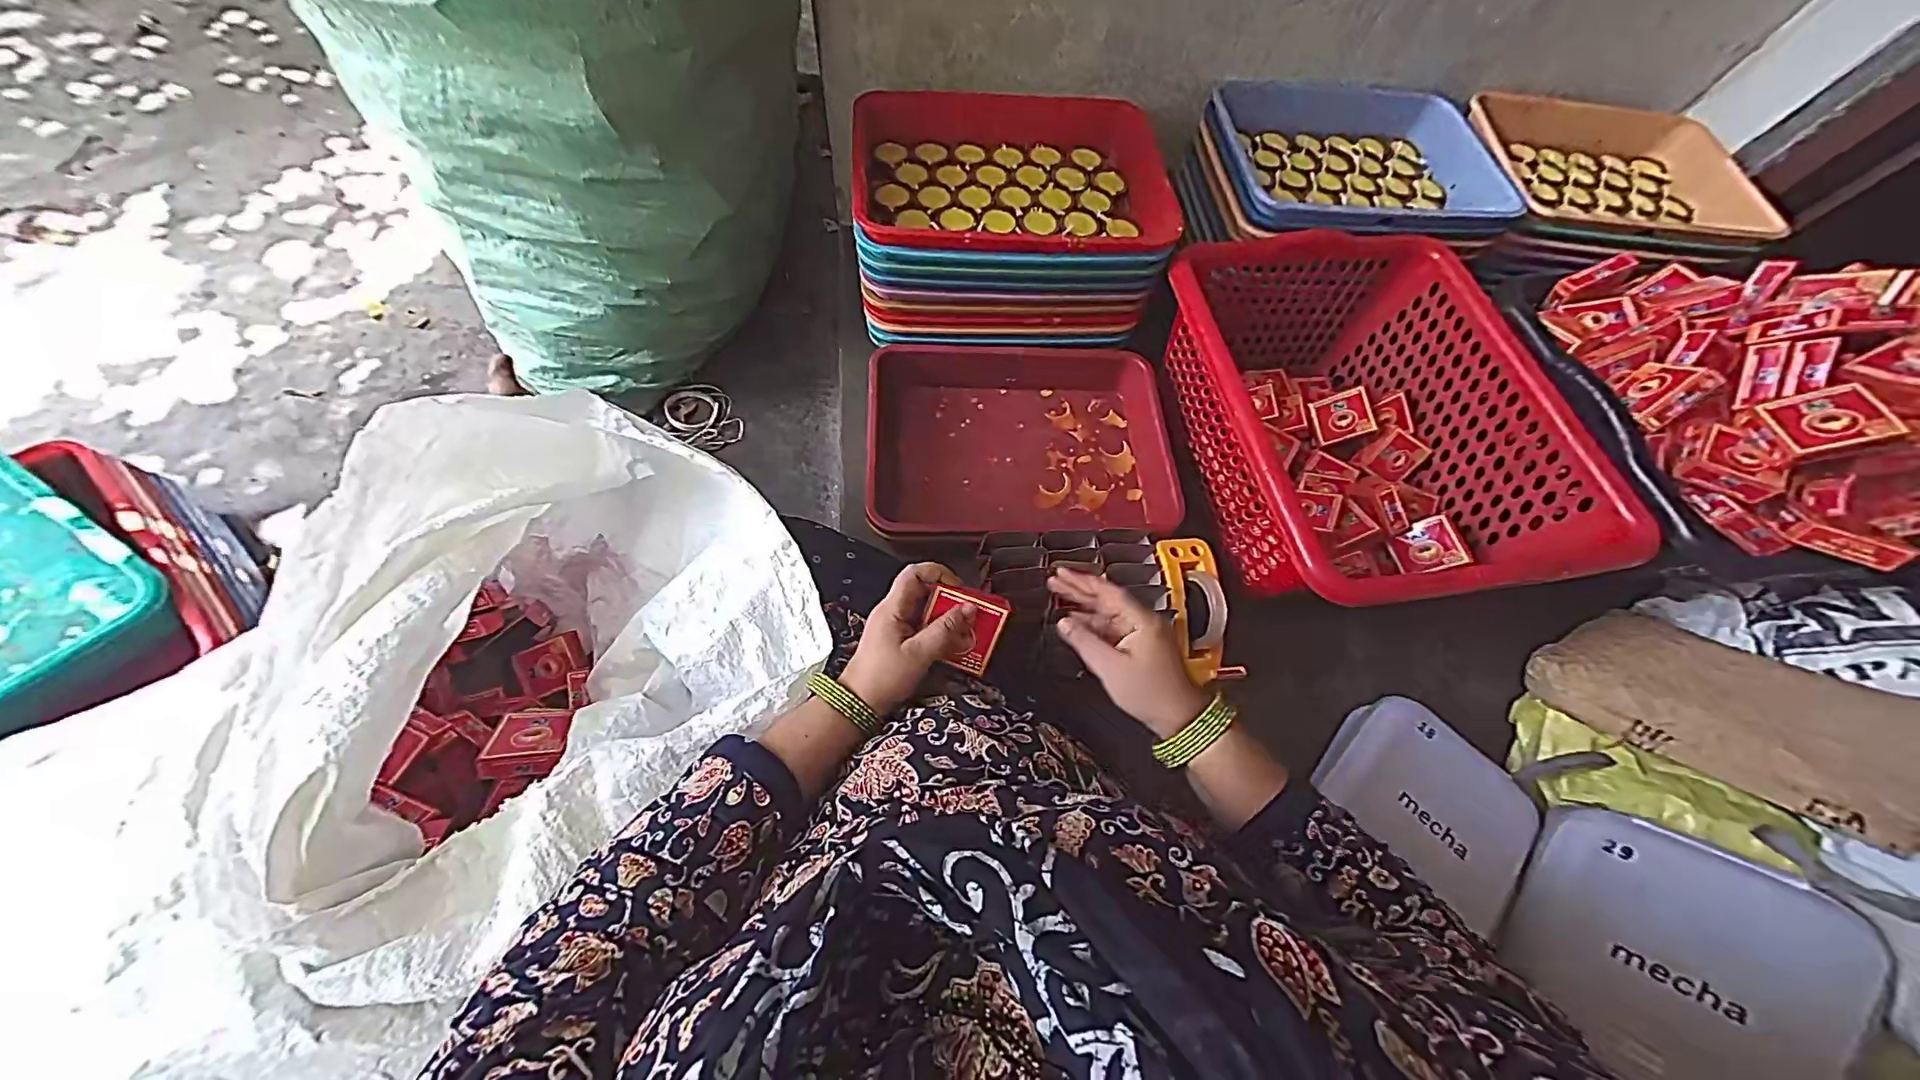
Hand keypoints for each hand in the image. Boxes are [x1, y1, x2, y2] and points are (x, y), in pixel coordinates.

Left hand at [838, 562, 976, 715]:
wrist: (859, 703)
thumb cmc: (880, 679)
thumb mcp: (919, 654)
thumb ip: (945, 630)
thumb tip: (967, 609)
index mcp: (892, 608)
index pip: (915, 573)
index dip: (939, 574)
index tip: (959, 590)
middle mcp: (893, 612)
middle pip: (925, 592)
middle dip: (950, 601)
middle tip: (968, 614)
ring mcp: (895, 626)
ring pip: (927, 611)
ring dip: (947, 620)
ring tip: (964, 632)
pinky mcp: (899, 640)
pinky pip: (923, 628)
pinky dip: (939, 634)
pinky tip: (952, 646)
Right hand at [1049, 568, 1209, 737]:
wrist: (1177, 716)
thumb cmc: (1153, 694)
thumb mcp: (1110, 667)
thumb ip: (1084, 642)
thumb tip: (1065, 624)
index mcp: (1142, 621)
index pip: (1108, 591)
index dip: (1082, 580)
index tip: (1063, 573)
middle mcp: (1144, 622)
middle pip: (1107, 598)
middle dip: (1079, 588)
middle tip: (1056, 580)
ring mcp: (1142, 632)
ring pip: (1107, 612)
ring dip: (1083, 605)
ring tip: (1060, 595)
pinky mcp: (1140, 644)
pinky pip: (1111, 626)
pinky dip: (1092, 622)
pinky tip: (1077, 621)